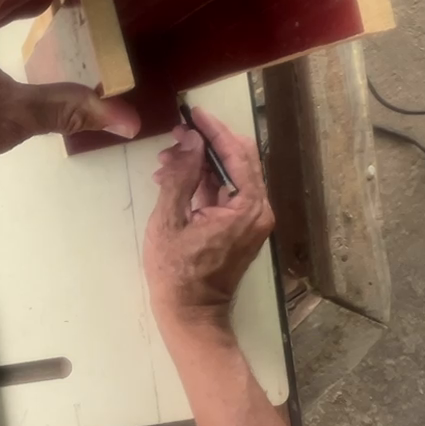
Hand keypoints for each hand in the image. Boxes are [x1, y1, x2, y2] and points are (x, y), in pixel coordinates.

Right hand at [143, 108, 273, 336]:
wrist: (192, 313)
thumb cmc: (176, 272)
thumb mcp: (169, 220)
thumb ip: (180, 176)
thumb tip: (190, 140)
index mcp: (246, 208)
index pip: (236, 153)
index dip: (213, 130)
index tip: (192, 112)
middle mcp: (258, 210)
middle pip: (240, 159)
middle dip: (207, 142)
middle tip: (176, 135)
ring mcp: (253, 219)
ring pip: (233, 173)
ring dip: (202, 161)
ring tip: (166, 161)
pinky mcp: (243, 226)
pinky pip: (228, 191)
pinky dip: (205, 179)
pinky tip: (176, 177)